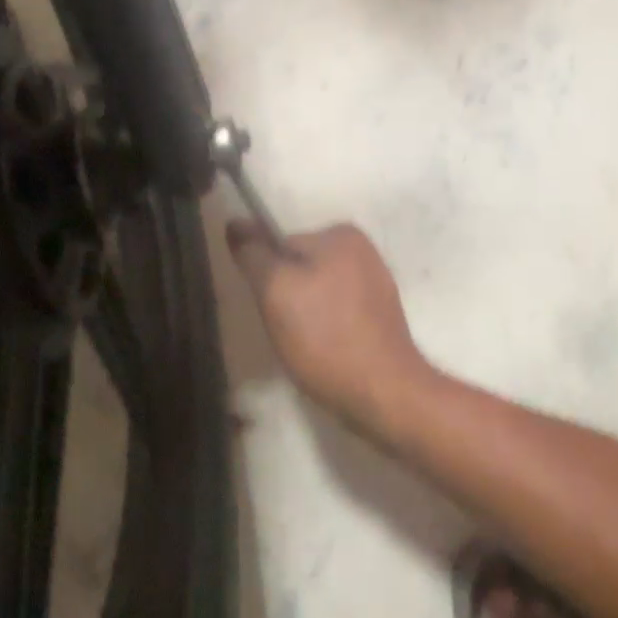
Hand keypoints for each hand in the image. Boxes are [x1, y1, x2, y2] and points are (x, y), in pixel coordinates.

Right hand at [226, 221, 434, 429]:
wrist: (384, 395)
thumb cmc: (325, 337)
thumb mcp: (275, 290)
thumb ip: (253, 254)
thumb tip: (234, 222)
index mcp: (341, 234)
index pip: (281, 246)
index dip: (268, 278)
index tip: (272, 309)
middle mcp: (364, 250)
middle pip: (300, 268)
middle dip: (288, 296)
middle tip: (288, 331)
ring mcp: (376, 283)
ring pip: (318, 292)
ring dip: (306, 315)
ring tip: (308, 346)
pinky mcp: (381, 316)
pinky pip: (339, 313)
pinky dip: (327, 328)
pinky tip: (327, 352)